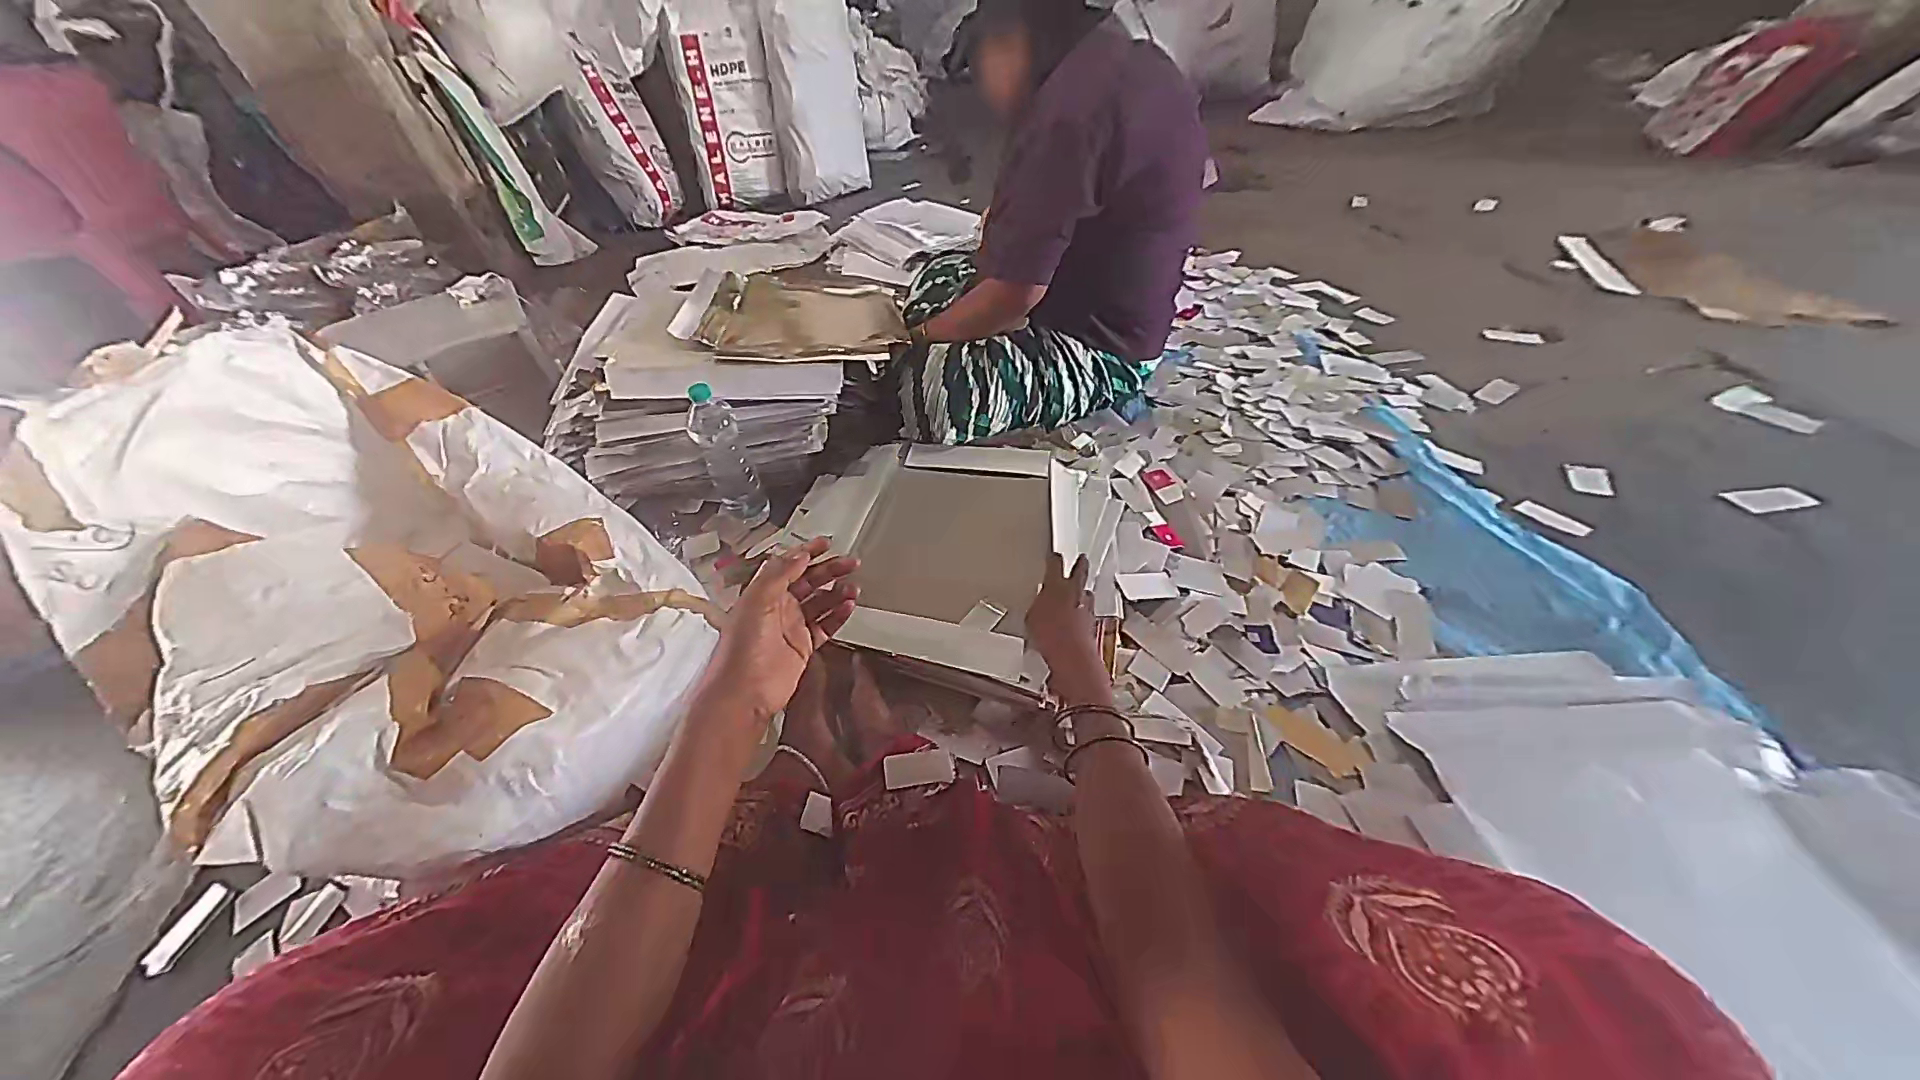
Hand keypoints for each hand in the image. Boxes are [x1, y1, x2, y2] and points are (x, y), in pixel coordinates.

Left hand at [707, 538, 858, 725]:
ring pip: (821, 602)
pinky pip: (826, 625)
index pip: (789, 565)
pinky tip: (848, 607)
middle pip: (809, 581)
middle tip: (850, 563)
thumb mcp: (757, 602)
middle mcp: (778, 607)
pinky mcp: (803, 646)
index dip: (807, 552)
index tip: (826, 544)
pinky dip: (838, 615)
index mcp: (763, 593)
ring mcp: (792, 627)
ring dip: (837, 592)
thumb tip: (799, 554)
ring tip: (852, 587)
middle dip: (830, 570)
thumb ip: (778, 575)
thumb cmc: (741, 650)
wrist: (745, 693)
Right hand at [1026, 554, 1110, 705]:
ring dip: (1083, 590)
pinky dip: (1083, 611)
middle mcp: (1075, 593)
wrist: (1071, 657)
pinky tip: (1079, 616)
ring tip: (1080, 590)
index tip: (1053, 555)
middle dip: (1080, 564)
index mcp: (1056, 585)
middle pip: (1080, 571)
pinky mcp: (1092, 624)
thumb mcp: (1031, 618)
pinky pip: (1088, 611)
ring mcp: (1086, 608)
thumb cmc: (1050, 636)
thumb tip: (1036, 609)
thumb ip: (1037, 607)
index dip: (1054, 558)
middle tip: (1081, 559)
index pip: (1055, 564)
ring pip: (1086, 592)